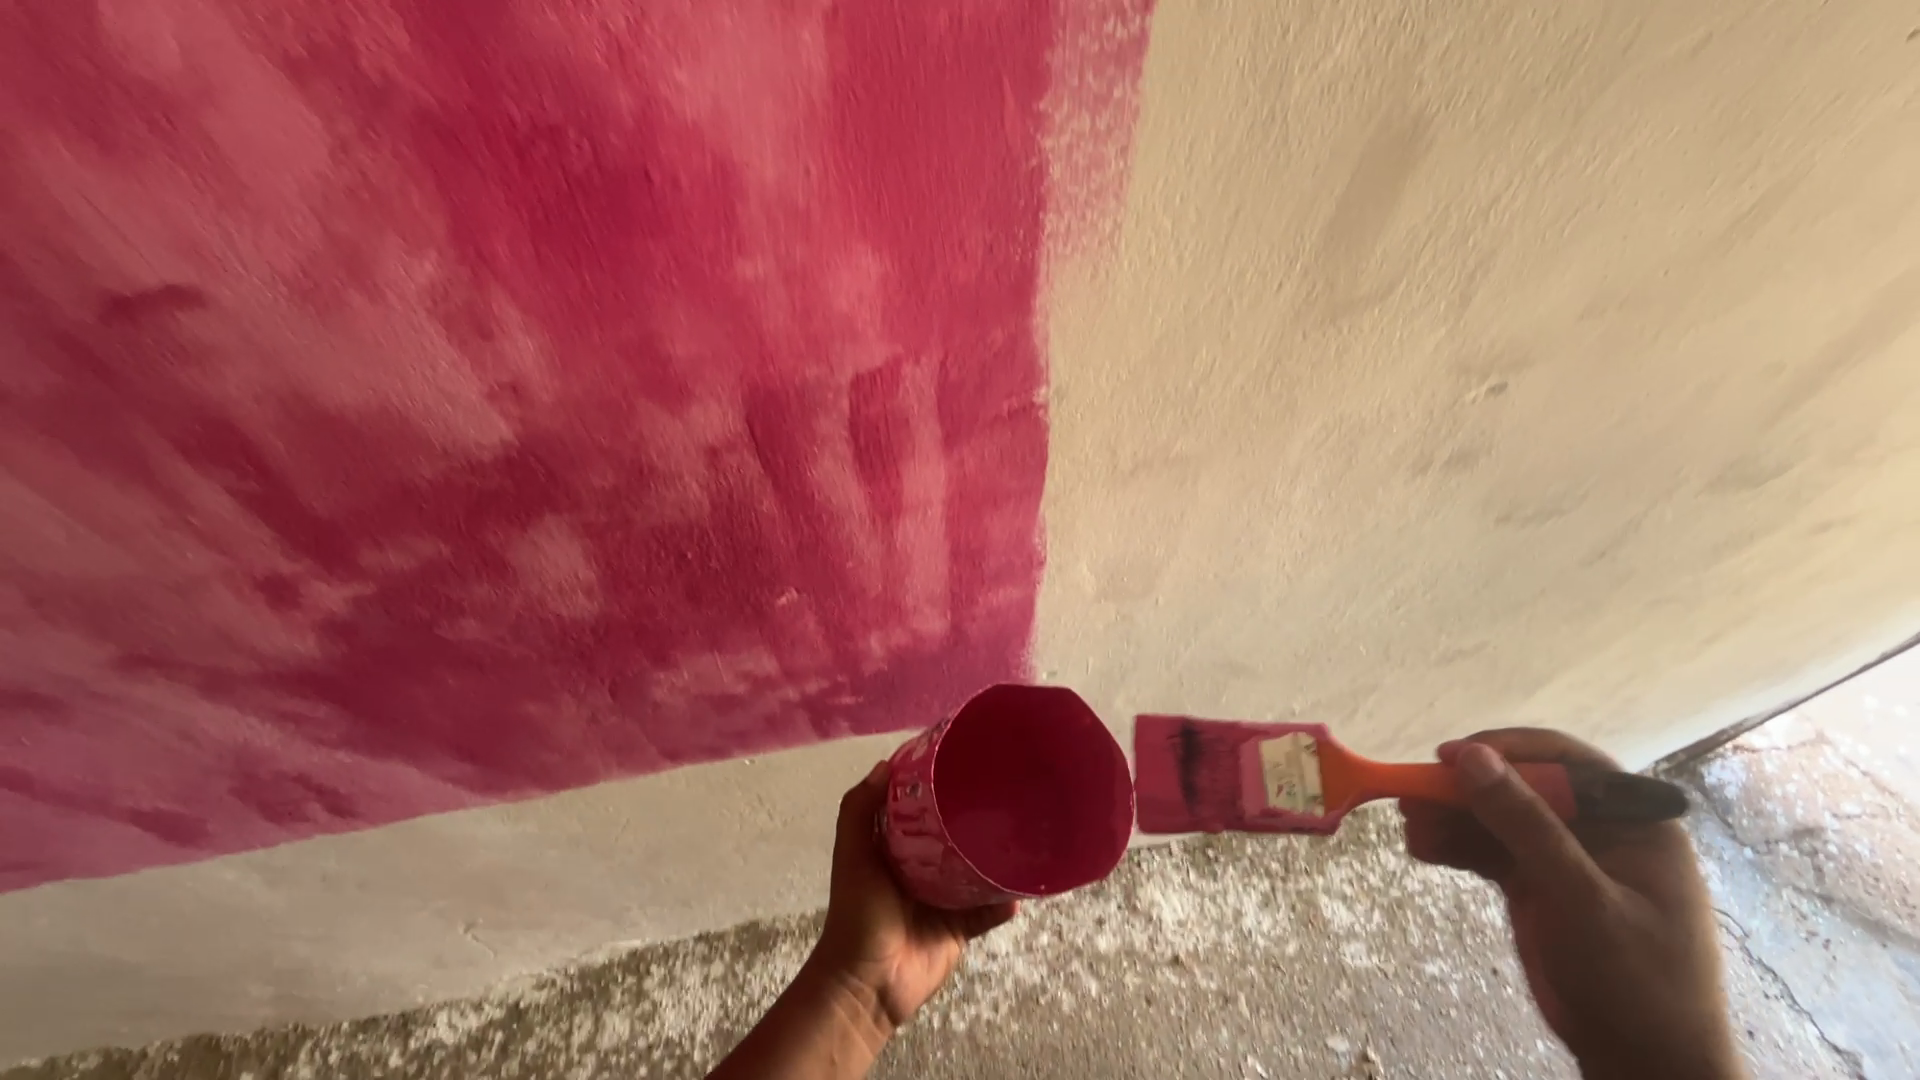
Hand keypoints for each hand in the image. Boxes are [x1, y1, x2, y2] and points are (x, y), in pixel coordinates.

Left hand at [808, 761, 1018, 1031]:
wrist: (869, 984)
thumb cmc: (857, 913)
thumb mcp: (852, 854)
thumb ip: (859, 810)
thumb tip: (885, 764)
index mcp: (896, 847)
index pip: (920, 808)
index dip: (937, 786)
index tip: (962, 759)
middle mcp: (923, 868)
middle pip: (954, 836)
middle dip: (975, 819)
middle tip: (1005, 794)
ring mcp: (944, 898)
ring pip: (977, 871)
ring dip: (997, 858)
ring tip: (1024, 834)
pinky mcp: (961, 928)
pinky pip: (989, 911)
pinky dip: (1004, 901)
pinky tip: (1021, 887)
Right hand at [1398, 729, 1742, 1079]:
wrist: (1641, 1063)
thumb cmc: (1635, 980)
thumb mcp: (1580, 897)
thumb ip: (1525, 825)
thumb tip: (1470, 757)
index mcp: (1633, 823)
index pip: (1566, 762)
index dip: (1507, 749)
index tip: (1451, 756)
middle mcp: (1597, 831)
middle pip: (1518, 787)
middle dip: (1464, 790)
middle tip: (1413, 794)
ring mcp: (1562, 858)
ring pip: (1494, 817)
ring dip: (1448, 817)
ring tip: (1409, 826)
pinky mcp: (1533, 883)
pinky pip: (1485, 849)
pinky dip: (1451, 846)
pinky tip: (1421, 848)